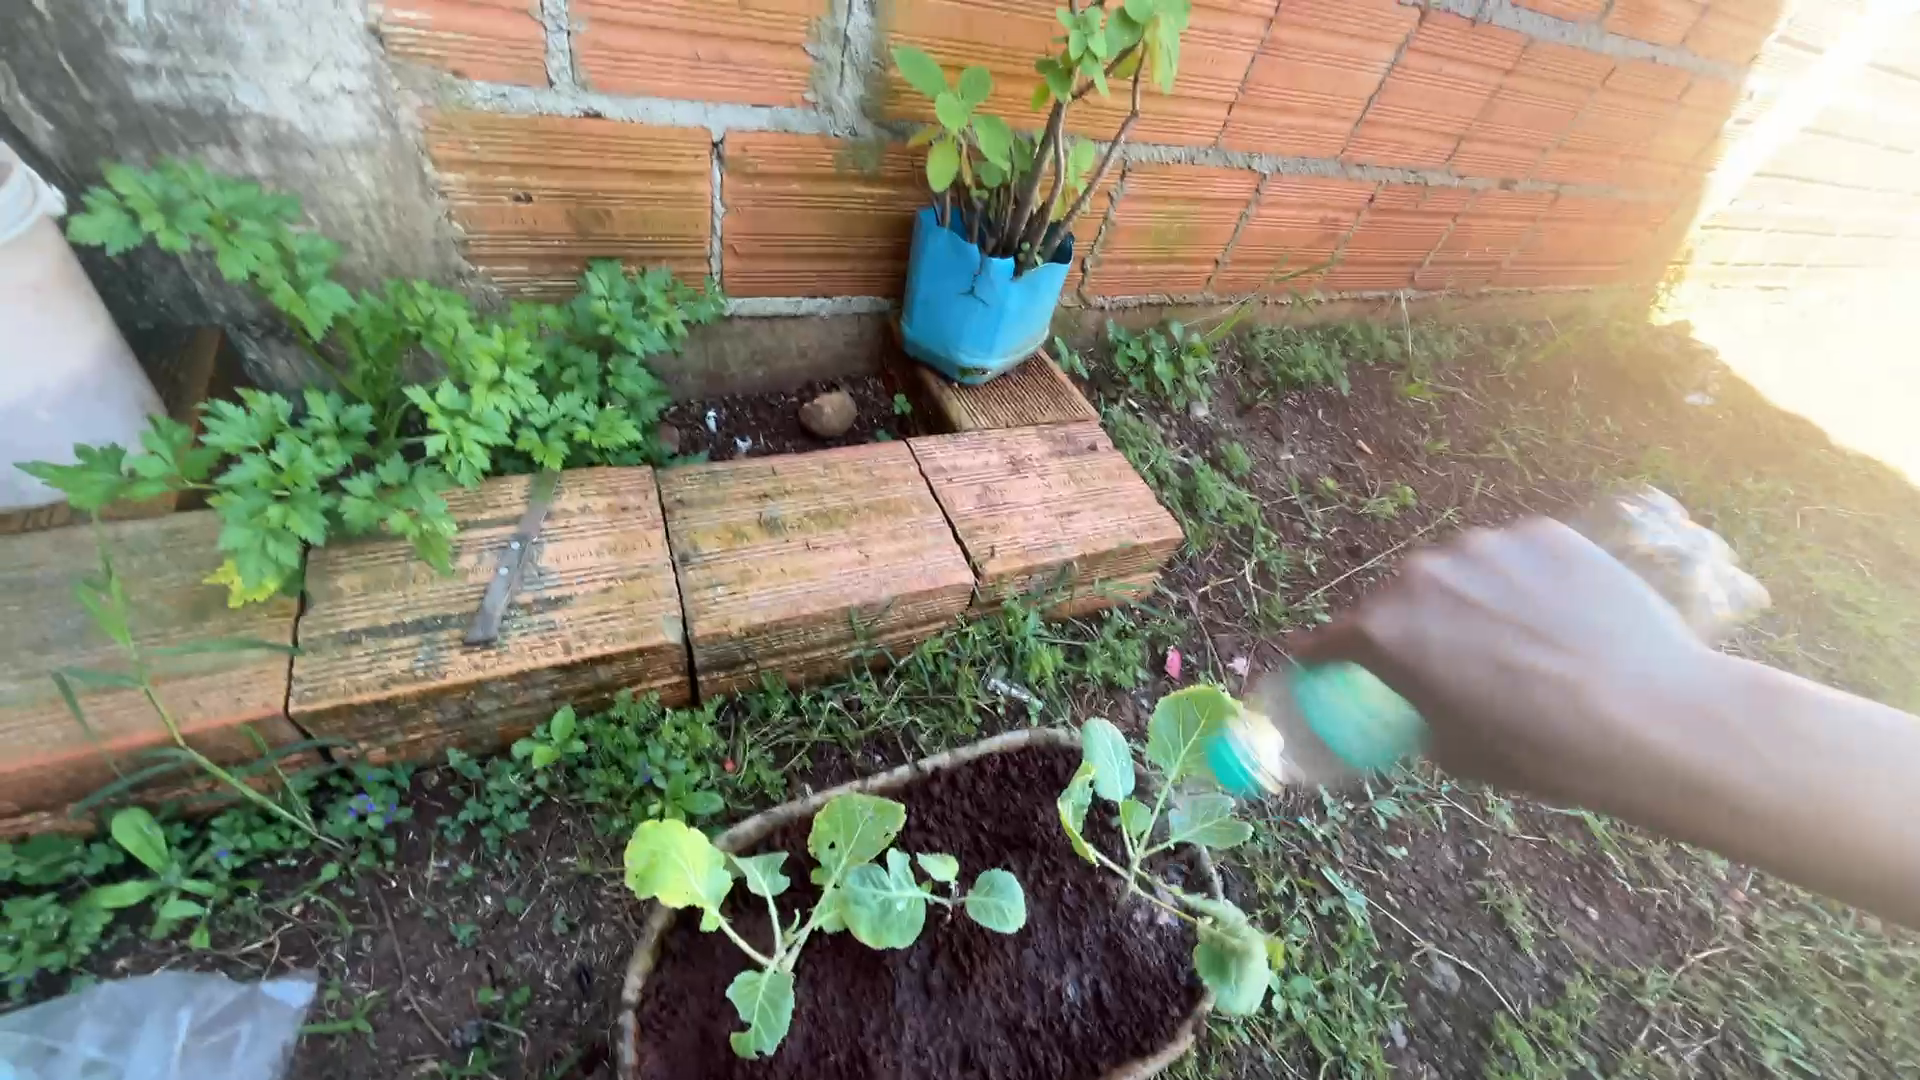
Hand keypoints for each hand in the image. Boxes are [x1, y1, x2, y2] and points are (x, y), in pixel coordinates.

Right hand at [1291, 517, 1724, 810]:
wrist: (1660, 722)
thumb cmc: (1544, 750)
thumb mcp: (1452, 750)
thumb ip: (1415, 709)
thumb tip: (1419, 698)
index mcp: (1382, 631)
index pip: (1329, 637)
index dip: (1322, 652)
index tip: (1320, 658)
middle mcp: (1417, 576)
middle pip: (1393, 597)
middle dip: (1406, 622)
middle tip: (1445, 654)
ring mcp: (1481, 547)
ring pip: (1454, 569)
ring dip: (1464, 593)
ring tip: (1513, 631)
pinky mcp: (1541, 532)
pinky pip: (1510, 553)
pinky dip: (1518, 576)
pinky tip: (1554, 610)